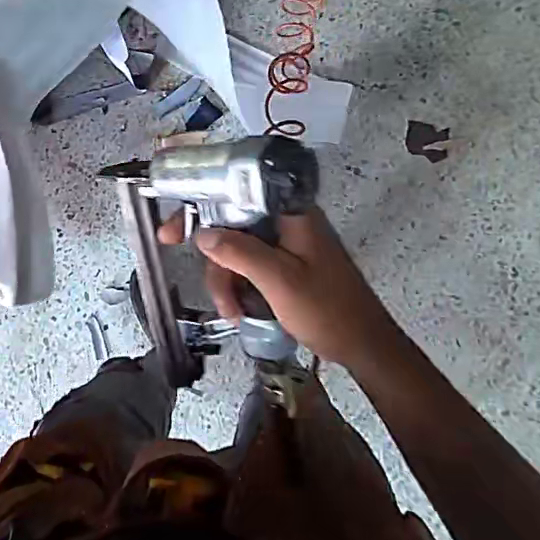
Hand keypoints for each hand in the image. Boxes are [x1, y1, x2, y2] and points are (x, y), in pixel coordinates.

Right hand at [159, 208, 403, 368]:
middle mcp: (286, 221)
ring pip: (237, 250)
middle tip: (211, 290)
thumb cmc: (329, 311)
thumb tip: (203, 234)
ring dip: (228, 281)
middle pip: (232, 226)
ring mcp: (286, 243)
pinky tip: (244, 311)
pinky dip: (241, 286)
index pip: (237, 192)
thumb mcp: (279, 282)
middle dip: (217, 261)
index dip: (202, 205)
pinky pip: (250, 265)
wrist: (366, 347)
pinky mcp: (286, 264)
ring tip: (235, 313)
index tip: (173, 229)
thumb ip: (240, 253)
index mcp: (291, 213)